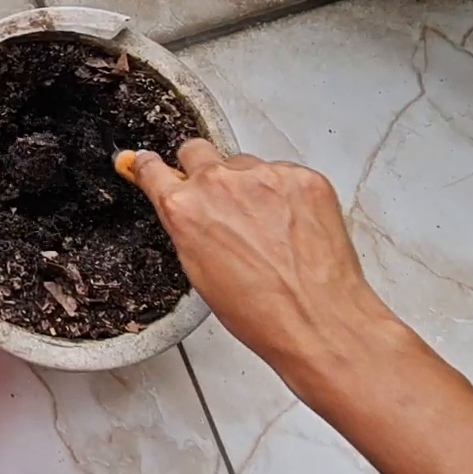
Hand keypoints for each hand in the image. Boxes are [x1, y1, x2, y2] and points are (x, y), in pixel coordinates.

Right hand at [127, 139, 412, 400]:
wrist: (322, 323)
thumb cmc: (259, 310)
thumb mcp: (196, 268)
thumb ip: (183, 223)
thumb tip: (175, 203)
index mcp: (183, 207)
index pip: (151, 167)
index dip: (150, 166)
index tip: (152, 164)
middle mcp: (217, 183)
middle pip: (195, 150)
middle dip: (200, 168)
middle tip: (219, 198)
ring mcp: (262, 176)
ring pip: (243, 163)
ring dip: (248, 184)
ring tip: (268, 225)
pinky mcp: (302, 178)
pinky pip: (283, 172)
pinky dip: (285, 192)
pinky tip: (293, 224)